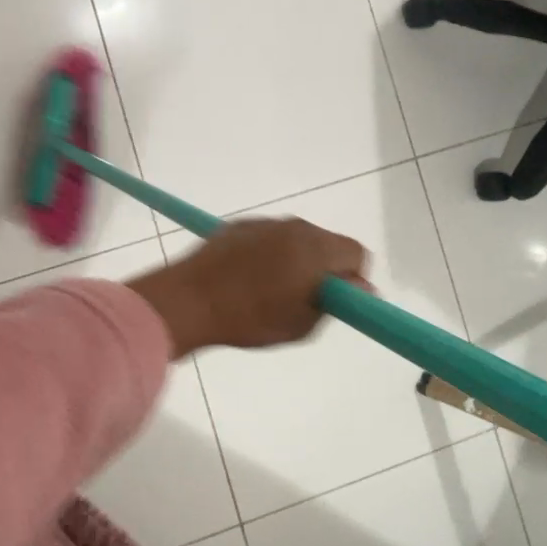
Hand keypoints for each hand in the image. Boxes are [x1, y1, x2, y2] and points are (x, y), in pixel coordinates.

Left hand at [127, 218, 372, 359]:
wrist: (187, 300)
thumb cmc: (249, 317)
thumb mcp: (302, 323)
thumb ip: (337, 302)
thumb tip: (359, 286)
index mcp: (315, 247)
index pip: (356, 253)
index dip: (352, 278)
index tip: (334, 300)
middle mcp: (292, 226)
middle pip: (325, 242)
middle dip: (322, 268)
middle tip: (301, 299)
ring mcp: (261, 222)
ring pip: (294, 239)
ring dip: (293, 259)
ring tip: (267, 292)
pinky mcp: (236, 226)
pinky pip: (266, 237)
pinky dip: (266, 253)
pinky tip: (245, 278)